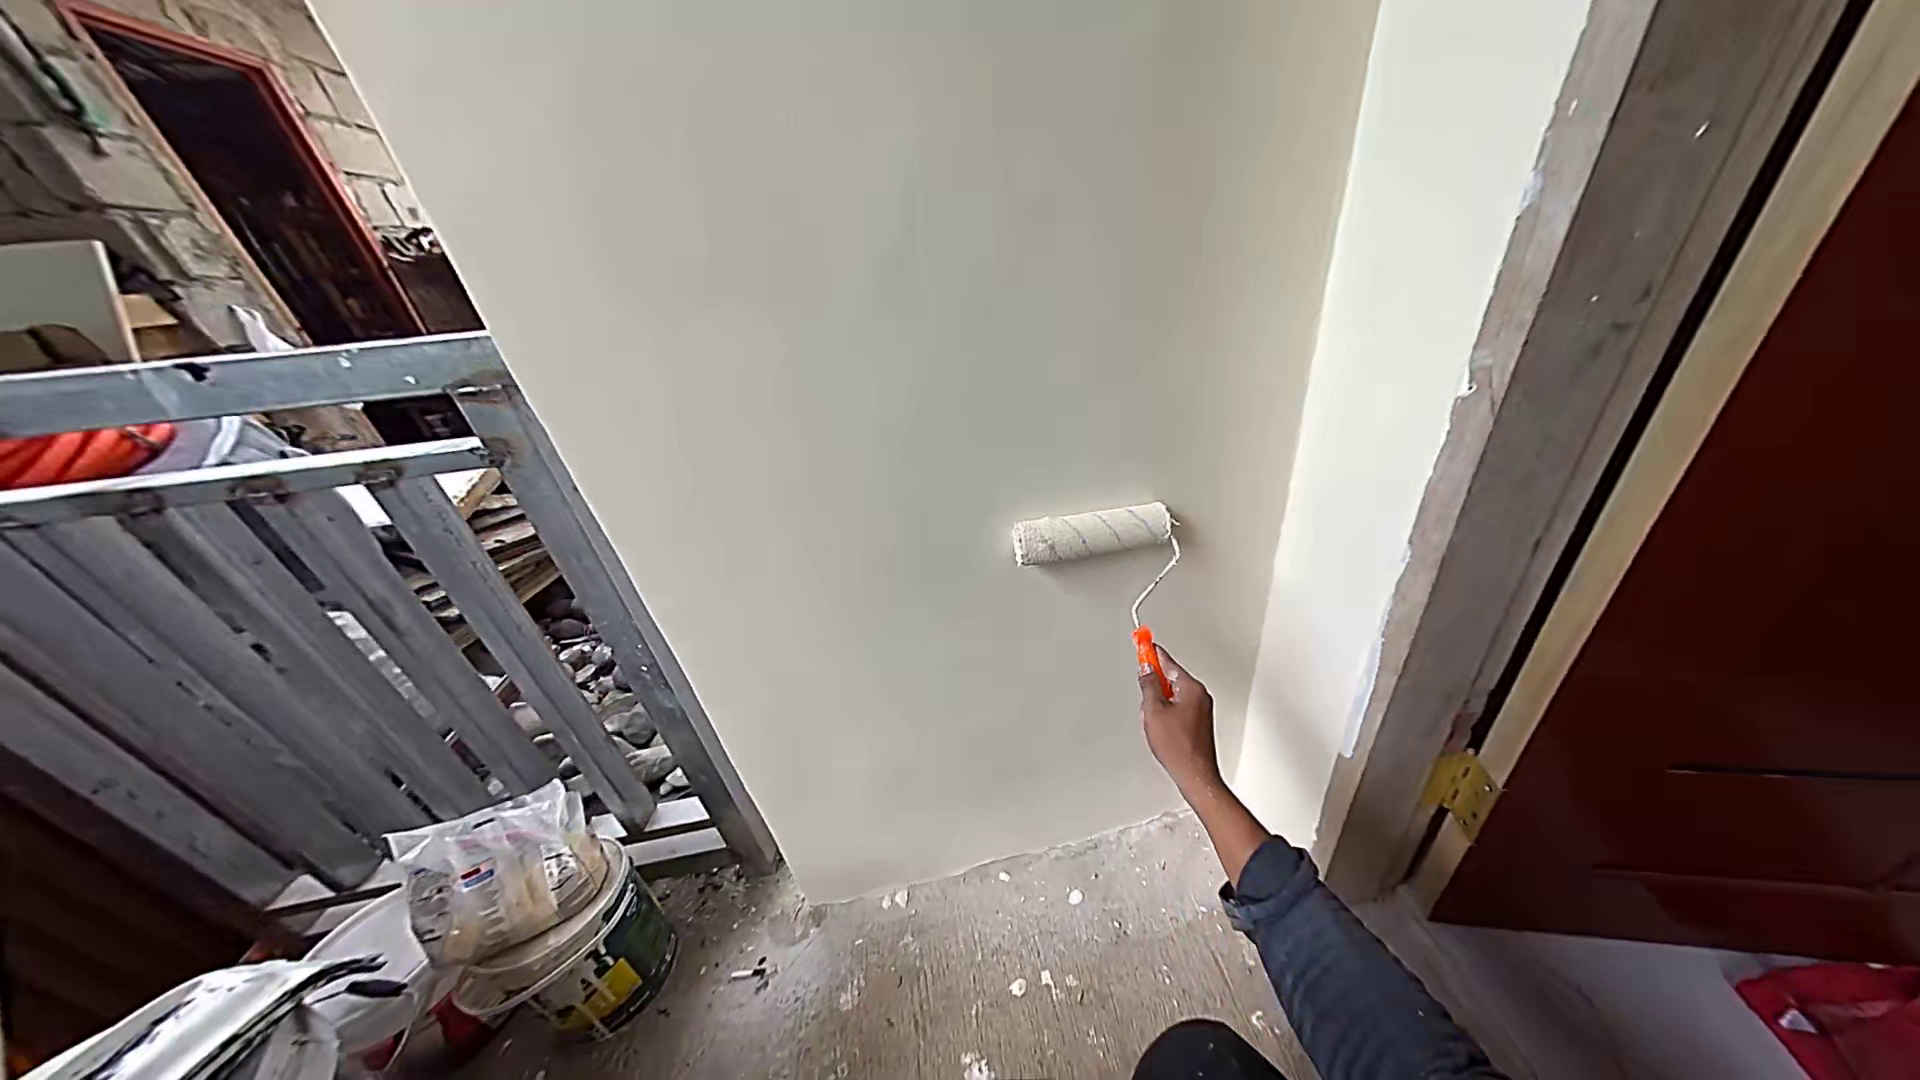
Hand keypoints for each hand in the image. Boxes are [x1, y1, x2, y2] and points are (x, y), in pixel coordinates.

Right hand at [1140, 645, 1219, 794]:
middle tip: (1145, 696)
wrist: (1194, 774)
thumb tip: (1146, 669)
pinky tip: (1160, 726)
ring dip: (1159, 699)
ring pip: (1172, 692)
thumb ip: (1149, 685)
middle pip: (1171, 676)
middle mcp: (1199, 695)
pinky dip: (1165, 709)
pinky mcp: (1198, 721)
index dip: (1151, 652)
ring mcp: (1200, 709)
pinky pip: (1177, 705)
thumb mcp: (1154, 710)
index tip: (1143, 640)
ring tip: (1154, 719)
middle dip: (1154, 683)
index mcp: (1191, 688)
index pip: (1168, 661)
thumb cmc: (1179, 747)